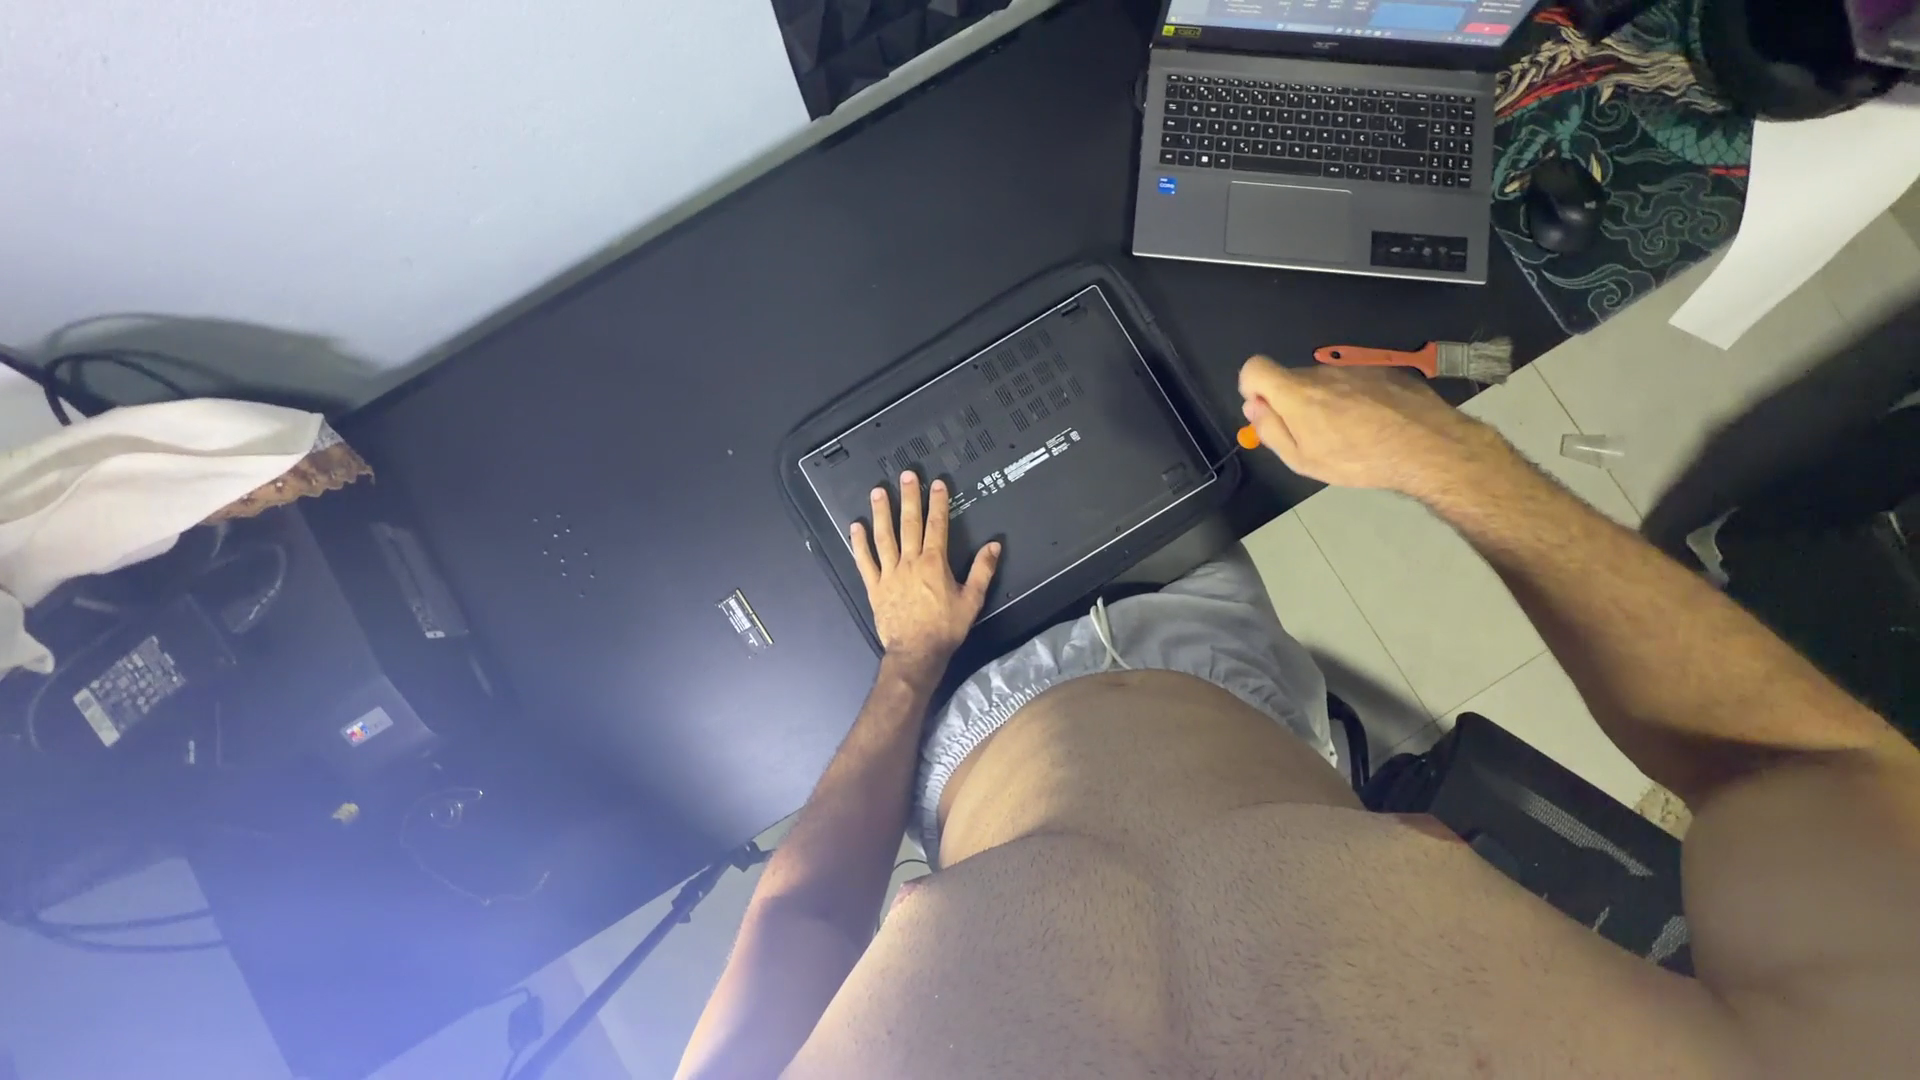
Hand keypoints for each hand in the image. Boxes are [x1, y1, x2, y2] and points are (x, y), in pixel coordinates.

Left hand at [850, 472, 1001, 669]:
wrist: (917, 653)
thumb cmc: (945, 629)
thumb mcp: (972, 600)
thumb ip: (982, 571)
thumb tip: (994, 546)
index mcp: (934, 564)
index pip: (937, 525)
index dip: (938, 503)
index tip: (937, 484)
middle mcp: (910, 563)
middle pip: (909, 524)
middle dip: (909, 498)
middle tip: (906, 476)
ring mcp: (890, 574)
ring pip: (884, 537)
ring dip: (881, 513)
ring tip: (878, 492)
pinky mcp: (875, 587)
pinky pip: (865, 561)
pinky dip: (859, 544)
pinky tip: (855, 528)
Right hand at [1238, 356, 1514, 496]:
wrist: (1427, 446)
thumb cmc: (1358, 459)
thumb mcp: (1302, 460)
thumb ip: (1270, 430)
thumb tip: (1253, 407)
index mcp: (1296, 393)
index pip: (1254, 368)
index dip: (1252, 388)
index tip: (1267, 412)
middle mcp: (1321, 373)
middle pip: (1291, 379)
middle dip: (1291, 402)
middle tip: (1313, 436)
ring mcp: (1354, 368)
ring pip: (1324, 382)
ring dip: (1326, 402)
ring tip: (1349, 433)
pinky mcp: (1383, 370)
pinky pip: (1354, 382)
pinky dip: (1354, 398)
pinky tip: (1373, 423)